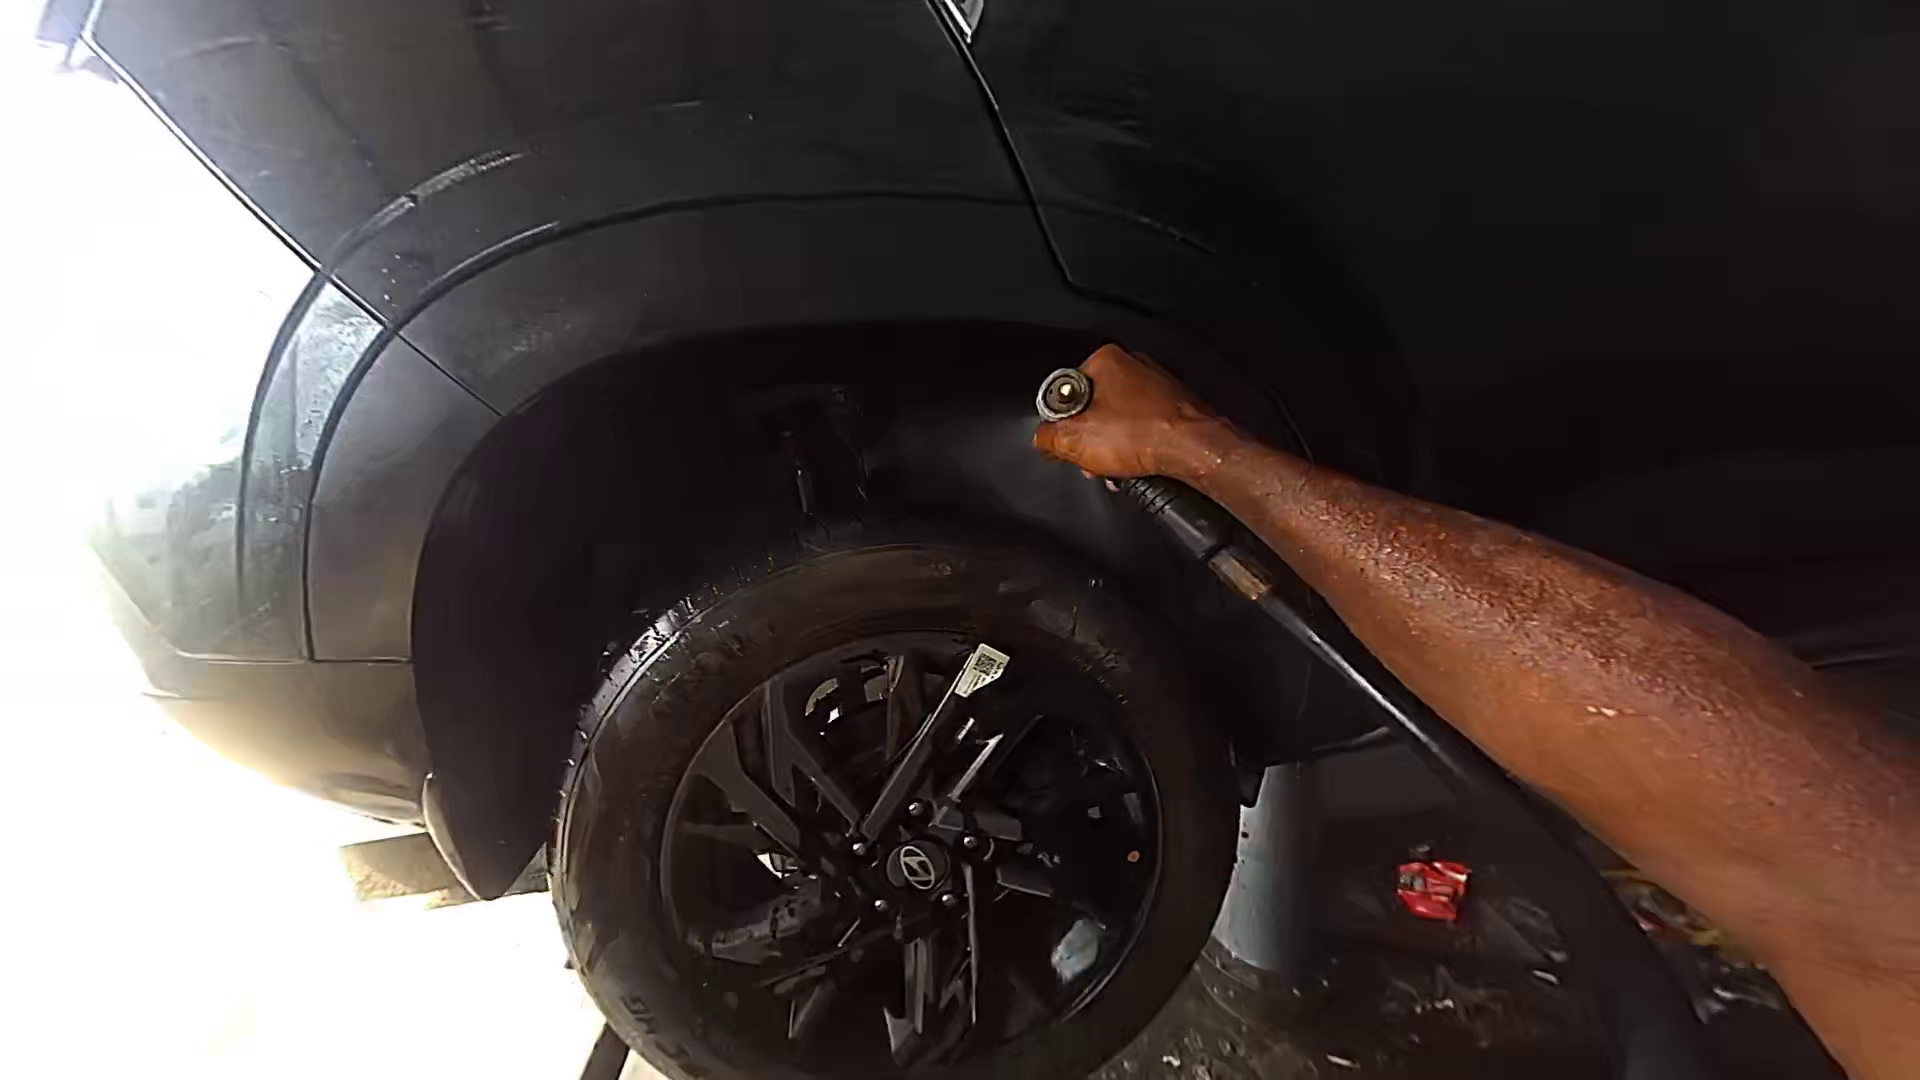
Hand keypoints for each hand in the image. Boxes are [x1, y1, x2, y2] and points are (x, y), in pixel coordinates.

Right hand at [1031, 345, 1224, 478]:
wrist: (1193, 448)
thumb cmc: (1145, 434)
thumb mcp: (1074, 440)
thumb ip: (1047, 437)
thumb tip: (1043, 438)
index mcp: (1104, 361)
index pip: (1063, 393)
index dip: (1058, 424)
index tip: (1061, 443)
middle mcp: (1131, 365)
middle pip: (1090, 407)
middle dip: (1086, 439)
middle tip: (1088, 459)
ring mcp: (1154, 384)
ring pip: (1115, 419)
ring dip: (1108, 446)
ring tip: (1111, 466)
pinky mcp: (1169, 406)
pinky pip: (1138, 426)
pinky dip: (1131, 445)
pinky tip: (1131, 464)